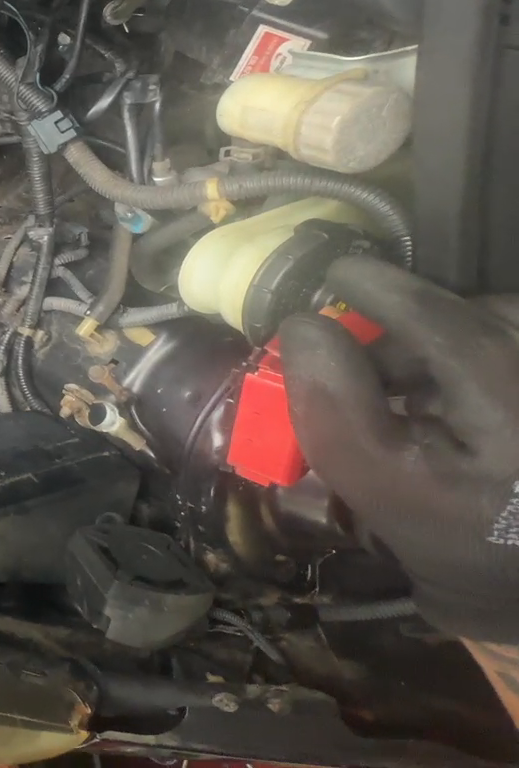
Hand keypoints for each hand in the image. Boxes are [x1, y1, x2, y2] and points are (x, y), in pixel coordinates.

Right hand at [280, 256, 518, 642]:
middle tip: (366, 357)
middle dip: (412, 322)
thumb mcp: (364, 473)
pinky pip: (515, 346)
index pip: (443, 321)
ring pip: (507, 328)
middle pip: (481, 315)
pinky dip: (478, 355)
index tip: (332, 271)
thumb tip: (304, 325)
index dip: (380, 287)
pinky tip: (457, 394)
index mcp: (507, 410)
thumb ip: (327, 396)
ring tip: (413, 385)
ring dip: (447, 339)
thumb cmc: (440, 530)